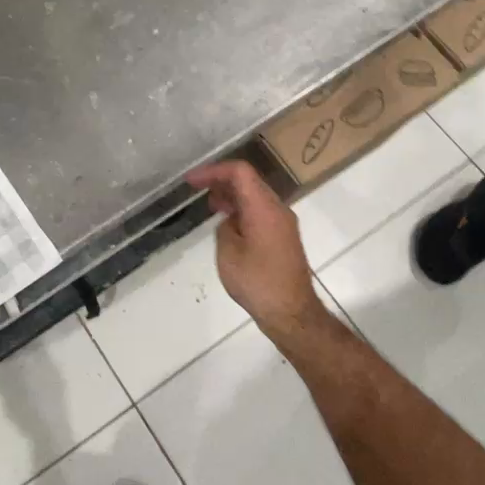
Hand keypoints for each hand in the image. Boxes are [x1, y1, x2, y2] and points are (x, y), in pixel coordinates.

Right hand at [185, 161, 319, 333]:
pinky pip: (262, 211)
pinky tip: (228, 224)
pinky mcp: (285, 237)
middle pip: (250, 181)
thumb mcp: (228, 254)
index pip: (240, 172)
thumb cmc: (258, 283)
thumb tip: (231, 221)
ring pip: (256, 196)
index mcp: (264, 208)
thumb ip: (225, 227)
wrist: (292, 313)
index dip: (213, 171)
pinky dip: (243, 209)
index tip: (191, 182)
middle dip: (222, 181)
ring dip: (232, 196)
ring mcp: (284, 223)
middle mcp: (278, 209)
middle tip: (198, 191)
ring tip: (211, 206)